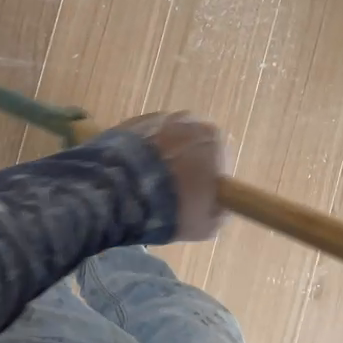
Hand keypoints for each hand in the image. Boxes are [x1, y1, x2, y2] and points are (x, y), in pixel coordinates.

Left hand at [115, 112, 225, 240]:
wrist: (122, 193)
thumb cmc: (171, 208)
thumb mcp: (205, 224)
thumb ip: (217, 211)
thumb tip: (216, 206)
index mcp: (214, 143)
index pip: (219, 159)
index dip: (210, 178)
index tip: (199, 193)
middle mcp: (190, 123)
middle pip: (193, 144)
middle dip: (186, 161)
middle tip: (173, 187)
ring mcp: (159, 119)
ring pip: (167, 138)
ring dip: (163, 154)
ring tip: (149, 180)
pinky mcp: (132, 122)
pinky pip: (144, 137)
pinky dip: (142, 150)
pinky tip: (133, 171)